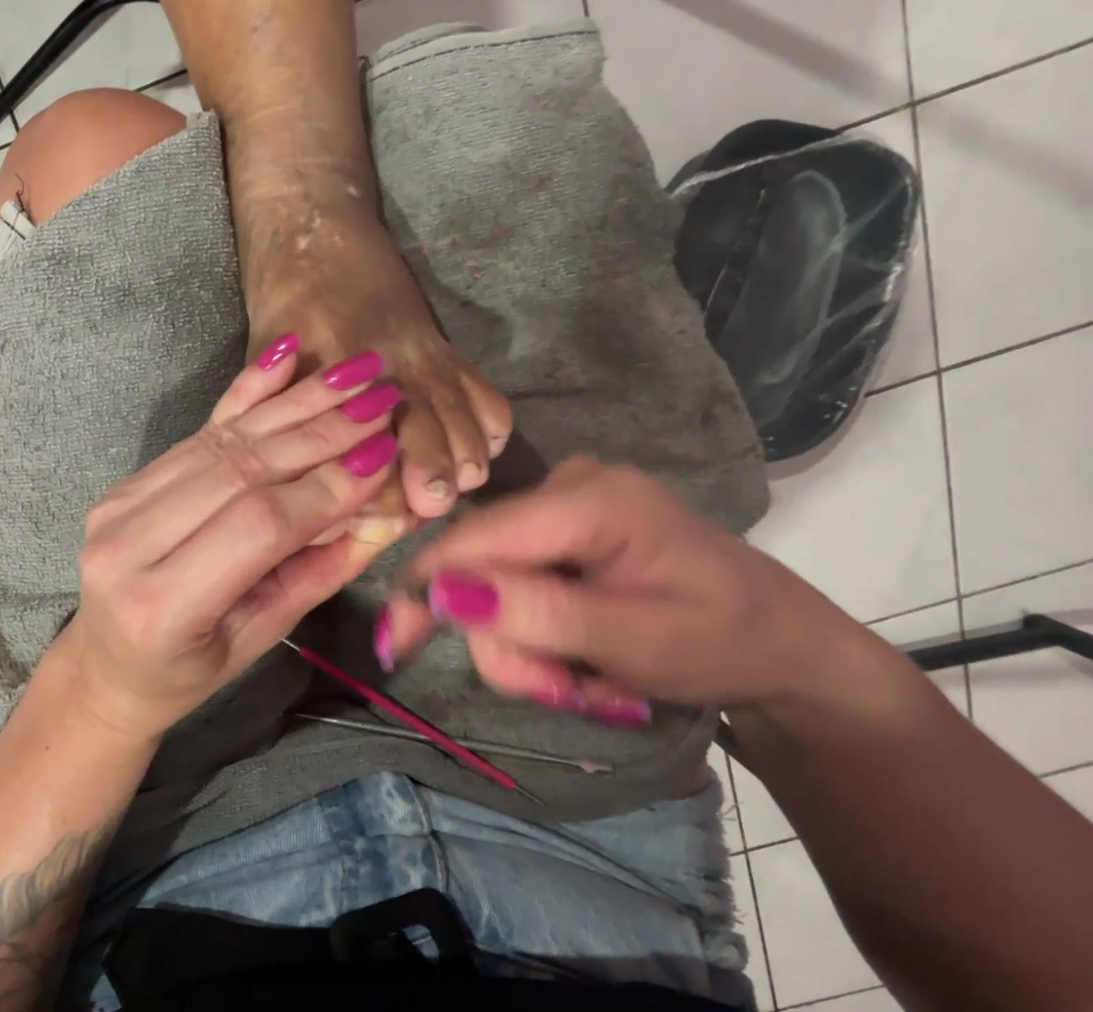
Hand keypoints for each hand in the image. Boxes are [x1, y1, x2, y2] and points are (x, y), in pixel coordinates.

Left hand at [55, 341, 400, 742]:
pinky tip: (287, 356)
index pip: (257, 526)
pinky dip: (246, 394)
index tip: (386, 455)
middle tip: (385, 401)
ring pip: (220, 444)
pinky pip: (196, 433)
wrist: (108, 664)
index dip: (324, 488)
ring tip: (357, 373)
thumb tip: (385, 511)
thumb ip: (316, 571)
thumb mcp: (258, 638)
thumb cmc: (188, 671)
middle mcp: (128, 545)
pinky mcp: (125, 483)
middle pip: (238, 471)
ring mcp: (118, 505)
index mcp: (161, 605)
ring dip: (294, 404)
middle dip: (320, 433)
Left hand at [247, 211, 512, 524]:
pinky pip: (487, 398)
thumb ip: (275, 402)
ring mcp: (432, 355)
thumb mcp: (264, 348)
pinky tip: (469, 456)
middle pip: (435, 439)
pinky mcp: (450, 348)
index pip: (373, 446)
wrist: (318, 228)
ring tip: (449, 495)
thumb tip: (294, 475)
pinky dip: (486, 432)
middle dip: (432, 484)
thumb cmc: (284, 295)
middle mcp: (401, 365)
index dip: (376, 493)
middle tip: (426, 513)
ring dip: (463, 464)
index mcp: (347, 368)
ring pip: (470, 423)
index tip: (372, 524)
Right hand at [383, 456, 879, 714]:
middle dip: (507, 642)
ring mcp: (561, 503)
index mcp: (590, 498)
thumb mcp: (638, 643)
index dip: (425, 590)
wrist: (783, 644)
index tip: (394, 646)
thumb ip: (541, 615)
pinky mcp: (560, 527)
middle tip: (559, 692)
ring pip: (490, 581)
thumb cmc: (725, 643)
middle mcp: (565, 484)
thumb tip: (443, 593)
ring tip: (579, 682)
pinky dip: (530, 629)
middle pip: (479, 567)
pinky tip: (572, 651)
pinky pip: (509, 579)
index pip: (473, 538)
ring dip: (521, 645)